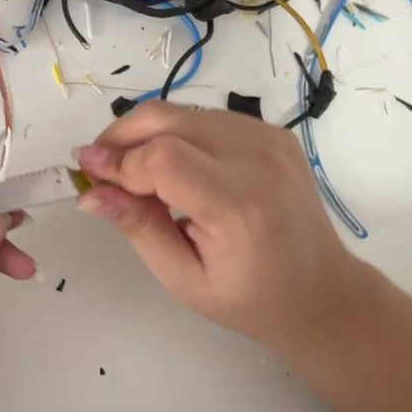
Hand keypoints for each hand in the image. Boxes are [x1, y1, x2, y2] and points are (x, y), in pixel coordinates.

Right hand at [74, 102, 375, 348]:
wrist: (324, 291)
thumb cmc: (251, 298)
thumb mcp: (183, 278)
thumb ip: (138, 227)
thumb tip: (90, 192)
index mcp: (240, 206)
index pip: (162, 159)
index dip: (116, 163)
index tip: (87, 177)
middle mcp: (258, 160)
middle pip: (166, 119)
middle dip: (120, 138)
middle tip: (98, 168)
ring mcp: (268, 139)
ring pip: (179, 112)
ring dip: (143, 135)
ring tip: (129, 172)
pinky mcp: (270, 132)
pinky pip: (201, 117)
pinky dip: (171, 133)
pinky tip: (166, 167)